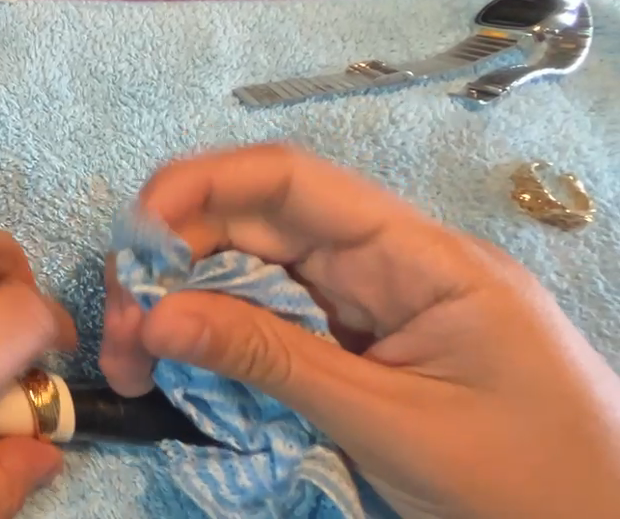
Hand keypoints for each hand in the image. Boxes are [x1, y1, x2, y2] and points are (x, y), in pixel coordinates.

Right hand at [100, 145, 619, 518]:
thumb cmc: (544, 495)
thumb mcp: (397, 429)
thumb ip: (270, 361)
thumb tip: (151, 321)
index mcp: (418, 258)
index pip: (287, 179)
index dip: (198, 186)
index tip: (137, 238)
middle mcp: (375, 261)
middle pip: (241, 227)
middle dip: (167, 268)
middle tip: (122, 330)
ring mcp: (353, 298)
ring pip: (233, 270)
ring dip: (172, 306)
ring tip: (132, 361)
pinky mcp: (338, 336)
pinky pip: (249, 313)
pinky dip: (201, 335)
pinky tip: (170, 366)